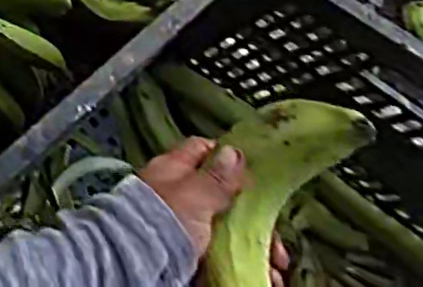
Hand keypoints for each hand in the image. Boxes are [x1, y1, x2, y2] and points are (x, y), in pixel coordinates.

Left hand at [138, 138, 288, 283]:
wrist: (144, 252)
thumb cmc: (167, 215)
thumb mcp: (193, 194)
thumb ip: (214, 177)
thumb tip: (234, 151)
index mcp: (175, 167)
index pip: (202, 150)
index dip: (228, 157)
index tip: (258, 175)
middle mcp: (182, 189)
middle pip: (226, 196)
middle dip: (258, 219)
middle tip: (278, 246)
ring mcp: (189, 218)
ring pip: (233, 227)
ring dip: (260, 246)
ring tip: (277, 267)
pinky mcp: (195, 245)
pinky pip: (230, 252)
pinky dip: (251, 263)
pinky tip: (267, 277)